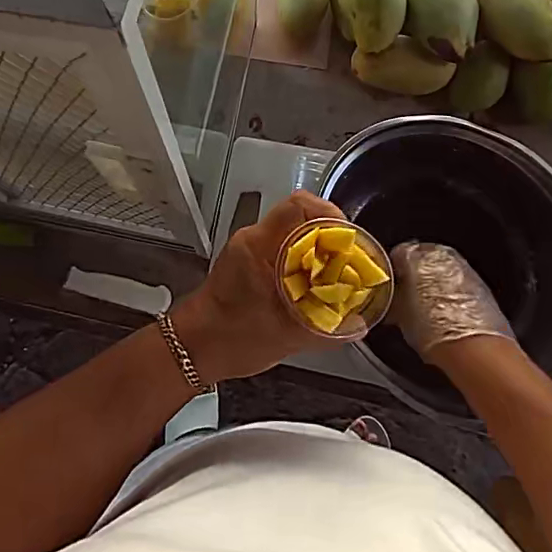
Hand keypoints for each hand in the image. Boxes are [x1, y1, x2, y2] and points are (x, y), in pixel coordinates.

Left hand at [168, 191, 342, 382]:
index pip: (298, 205)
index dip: (329, 214)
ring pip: (293, 232)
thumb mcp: (285, 337)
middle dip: (329, 236)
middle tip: (346, 261)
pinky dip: (302, 260)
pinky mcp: (249, 260)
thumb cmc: (227, 338)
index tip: (346, 238)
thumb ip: (326, 329)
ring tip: (333, 276)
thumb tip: (357, 323)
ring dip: (317, 249)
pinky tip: (312, 287)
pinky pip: (283, 247)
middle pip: (300, 216)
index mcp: (258, 246)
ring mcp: (249, 247)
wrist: (194, 346)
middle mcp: (252, 239)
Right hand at [390, 242, 512, 359]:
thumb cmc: (433, 327)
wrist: (472, 347)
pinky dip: (453, 294)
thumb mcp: (399, 313)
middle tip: (409, 299)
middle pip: (422, 260)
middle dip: (416, 276)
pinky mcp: (481, 283)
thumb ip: (393, 298)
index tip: (392, 287)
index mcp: (414, 255)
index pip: (398, 254)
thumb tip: (393, 299)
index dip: (394, 272)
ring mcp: (463, 267)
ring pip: (442, 271)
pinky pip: (460, 283)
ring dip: (435, 285)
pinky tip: (449, 314)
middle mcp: (440, 255)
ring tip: (430, 310)